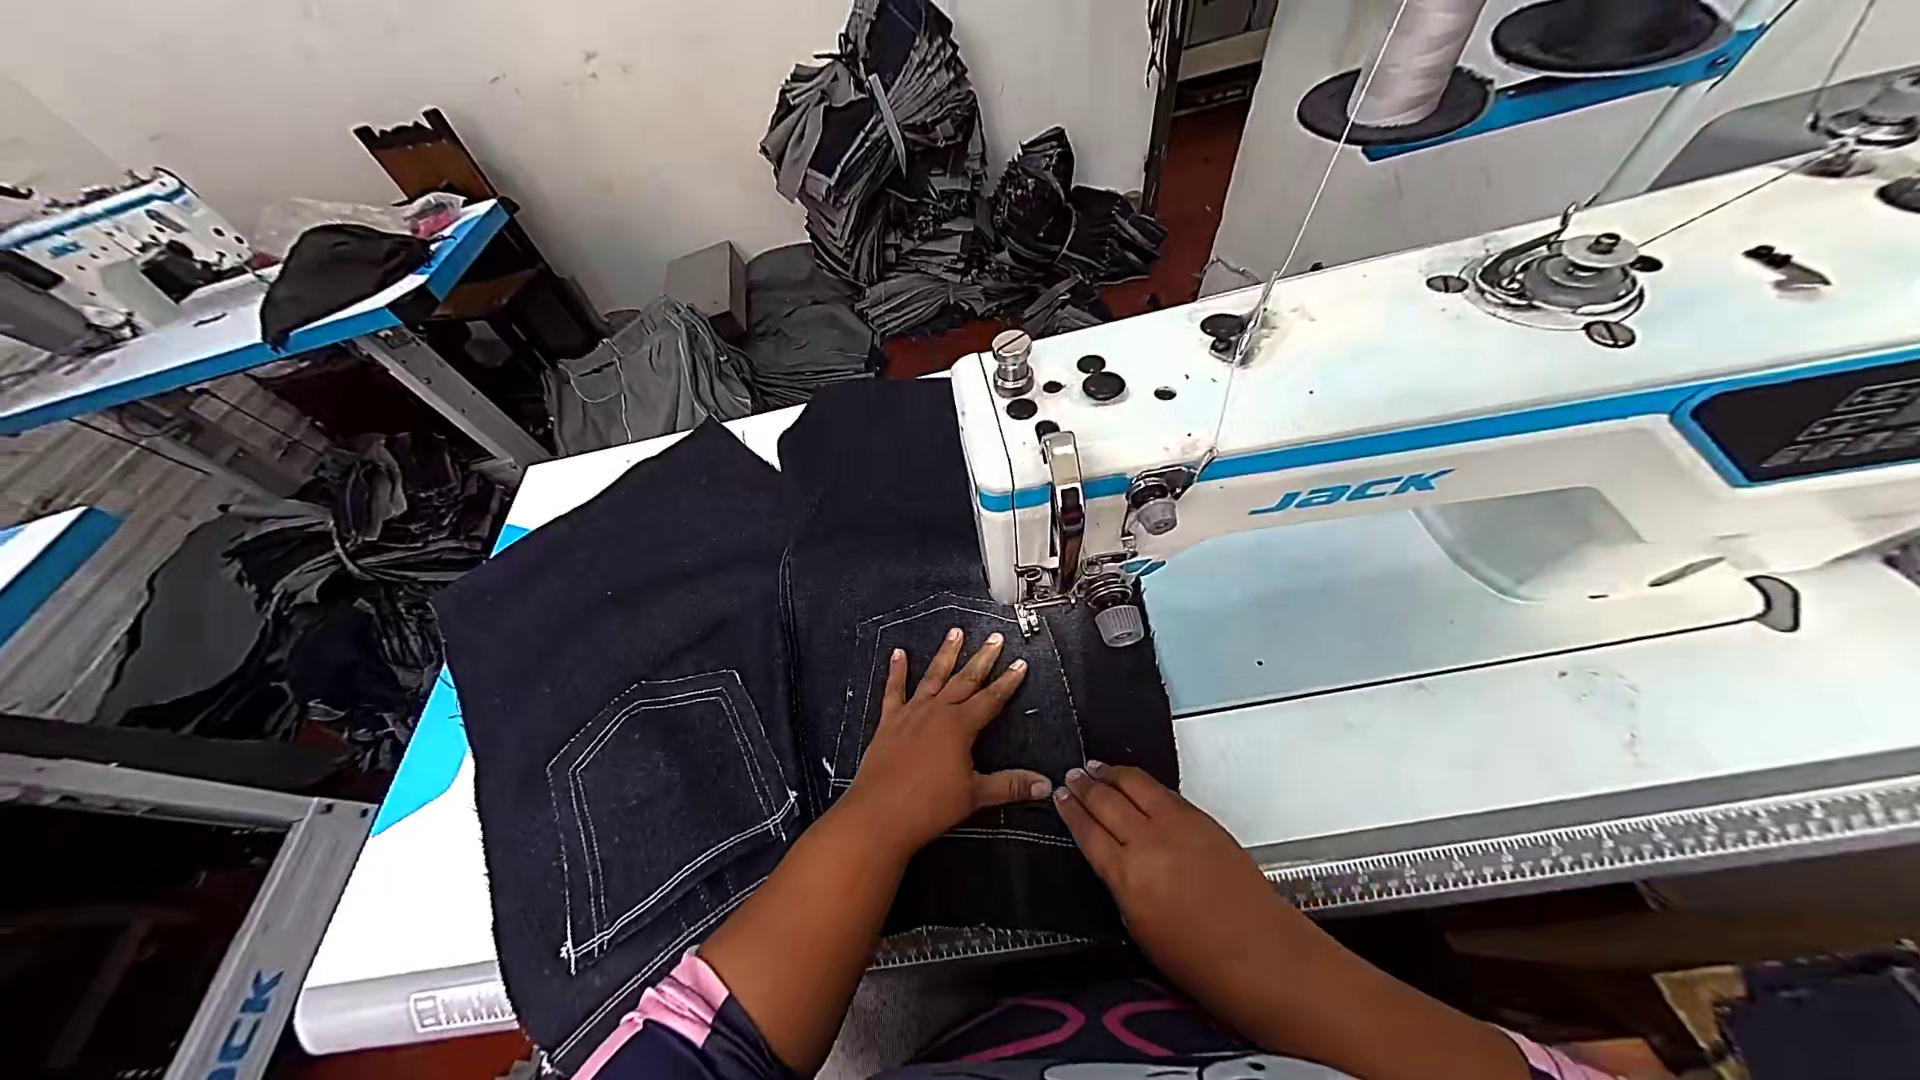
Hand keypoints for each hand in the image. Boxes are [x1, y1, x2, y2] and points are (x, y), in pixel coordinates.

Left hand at [840, 628, 1049, 854]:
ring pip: (933, 676)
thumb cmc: (927, 806)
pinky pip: (894, 690)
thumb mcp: (975, 795)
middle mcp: (936, 712)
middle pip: (965, 679)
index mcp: (959, 726)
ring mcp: (911, 714)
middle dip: (983, 657)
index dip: (1008, 681)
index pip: (991, 698)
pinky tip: (898, 654)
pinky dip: (897, 671)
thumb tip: (1042, 784)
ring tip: (955, 632)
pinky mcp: (889, 722)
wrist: (880, 814)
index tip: (1019, 664)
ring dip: (946, 654)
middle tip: (994, 638)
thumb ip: (1010, 786)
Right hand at [1054, 761, 1289, 989]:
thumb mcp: (1140, 930)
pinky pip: (1162, 789)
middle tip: (1072, 775)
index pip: (1087, 830)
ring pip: (1133, 783)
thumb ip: (1119, 886)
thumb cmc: (1207, 961)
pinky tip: (1133, 779)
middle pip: (1105, 800)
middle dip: (1084, 784)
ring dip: (1109, 772)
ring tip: (1095, 767)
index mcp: (1128, 878)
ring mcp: (1178, 826)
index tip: (1060, 799)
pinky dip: (1141, 780)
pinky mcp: (1201, 819)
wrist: (1263, 957)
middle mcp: (1150, 844)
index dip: (1070, 810)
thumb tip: (1109, 859)